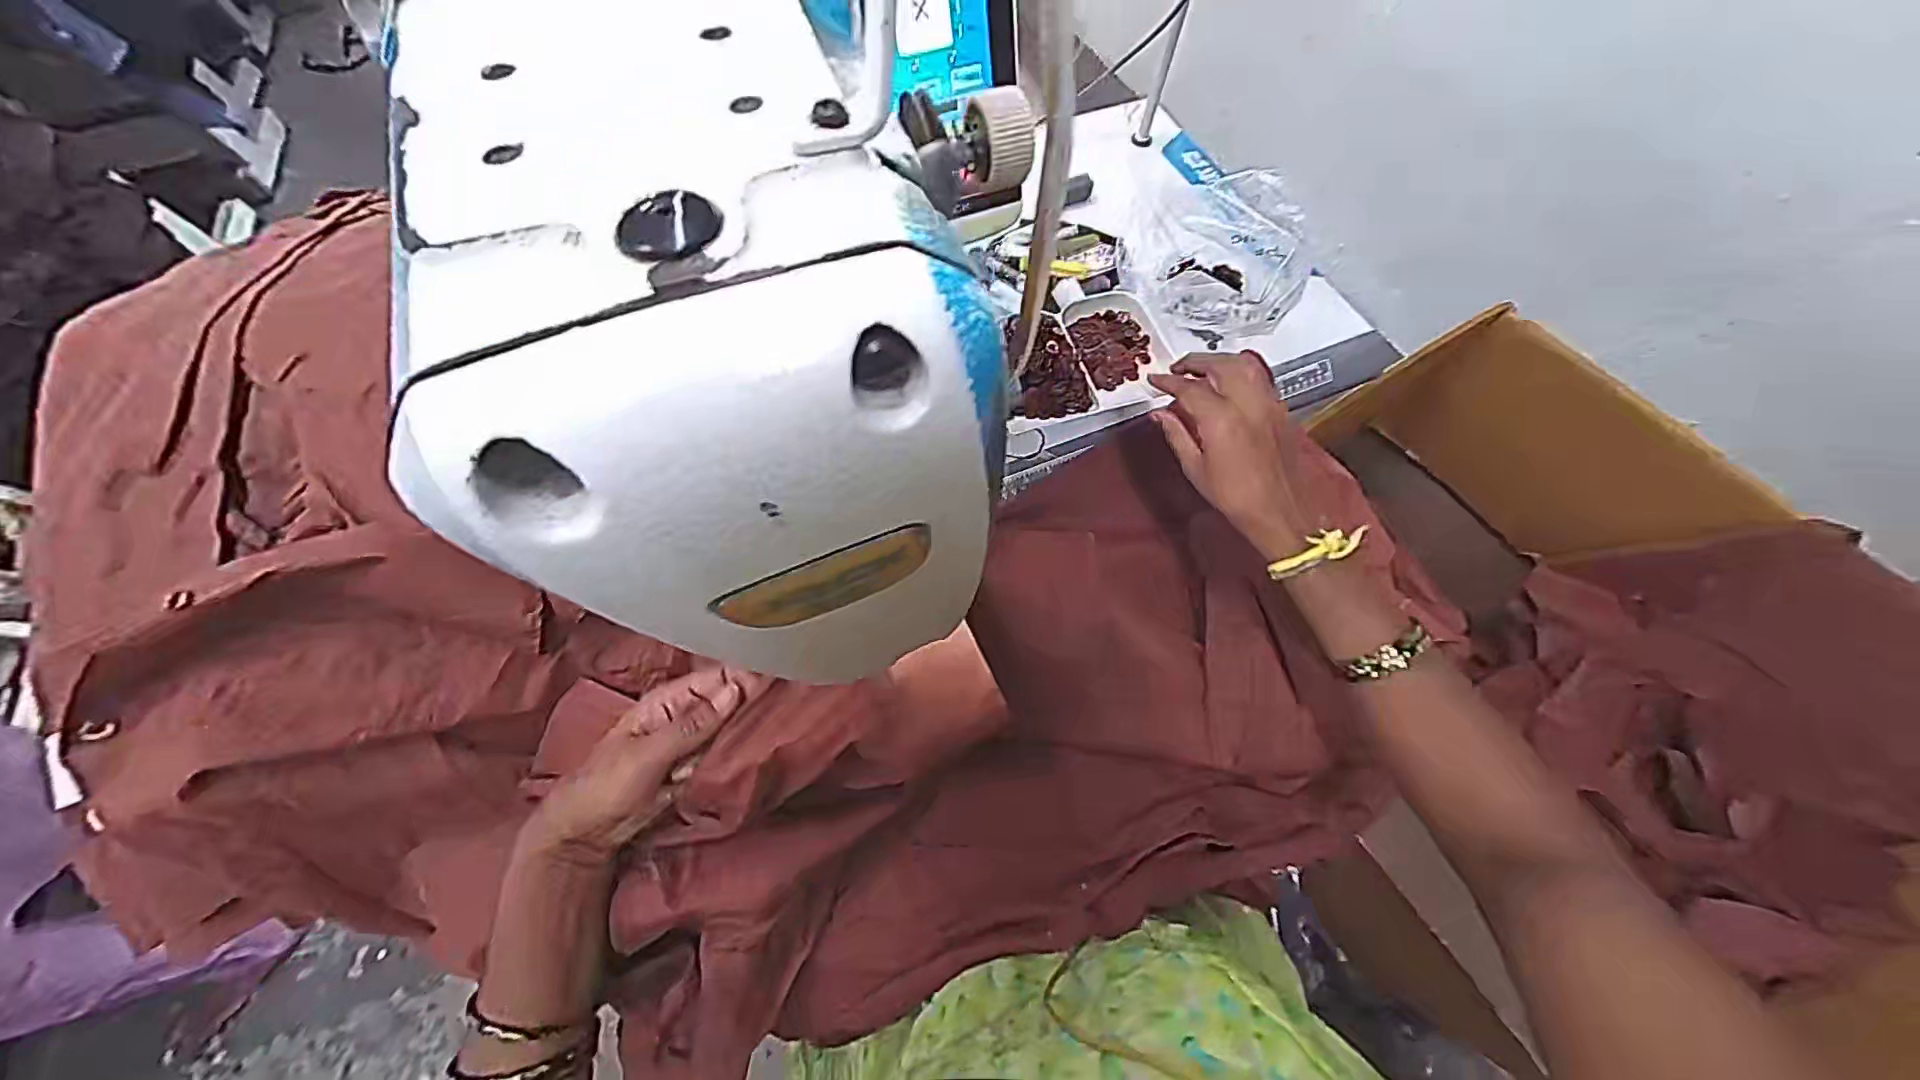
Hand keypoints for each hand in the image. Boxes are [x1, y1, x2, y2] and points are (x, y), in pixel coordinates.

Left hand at [520, 668, 766, 865]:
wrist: (586, 834)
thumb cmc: (605, 786)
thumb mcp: (648, 754)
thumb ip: (693, 723)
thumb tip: (736, 690)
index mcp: (668, 700)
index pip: (715, 677)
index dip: (745, 671)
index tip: (779, 668)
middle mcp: (685, 714)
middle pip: (728, 697)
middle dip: (755, 693)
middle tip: (792, 688)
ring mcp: (693, 740)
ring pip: (732, 722)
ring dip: (753, 718)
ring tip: (787, 708)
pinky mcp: (698, 765)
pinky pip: (727, 748)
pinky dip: (743, 745)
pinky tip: (765, 737)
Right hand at [1147, 352, 1323, 556]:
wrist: (1280, 511)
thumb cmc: (1239, 498)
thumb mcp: (1196, 469)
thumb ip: (1177, 435)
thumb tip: (1161, 415)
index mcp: (1222, 421)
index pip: (1189, 388)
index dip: (1168, 381)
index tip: (1156, 381)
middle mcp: (1248, 406)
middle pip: (1219, 365)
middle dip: (1195, 362)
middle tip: (1177, 369)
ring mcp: (1268, 405)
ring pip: (1244, 364)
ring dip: (1220, 361)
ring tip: (1202, 369)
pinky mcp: (1281, 410)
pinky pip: (1259, 377)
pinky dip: (1240, 371)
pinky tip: (1229, 382)